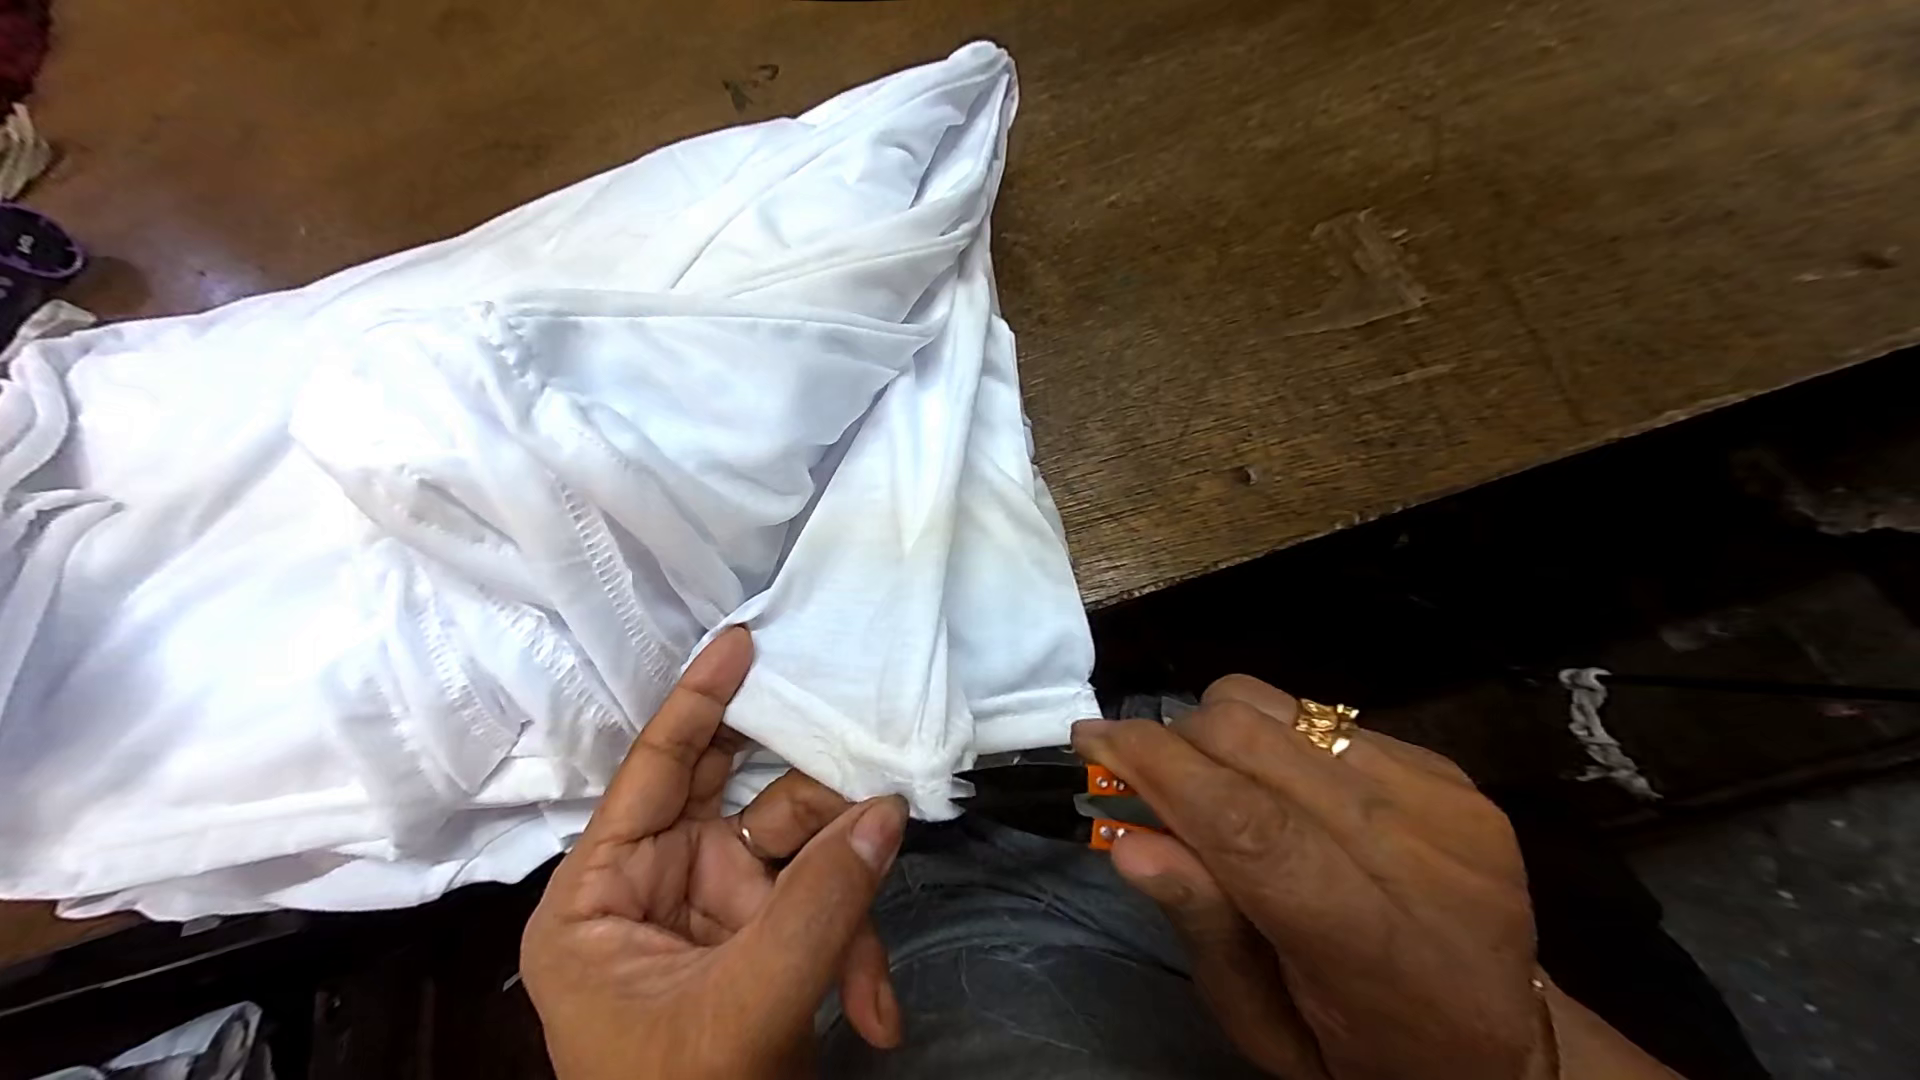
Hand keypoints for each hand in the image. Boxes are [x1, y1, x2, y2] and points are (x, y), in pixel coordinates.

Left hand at [521, 628, 909, 1079]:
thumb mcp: (744, 1007)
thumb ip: (819, 904)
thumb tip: (884, 809)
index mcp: (601, 893)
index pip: (655, 767)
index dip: (699, 698)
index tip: (744, 642)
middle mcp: (656, 882)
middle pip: (738, 794)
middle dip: (805, 789)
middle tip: (854, 746)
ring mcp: (714, 905)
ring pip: (796, 849)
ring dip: (844, 889)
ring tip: (870, 956)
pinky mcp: (761, 931)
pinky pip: (818, 901)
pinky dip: (853, 945)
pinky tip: (873, 1006)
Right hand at [1073, 676, 1553, 1079]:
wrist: (1503, 1042)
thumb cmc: (1355, 1049)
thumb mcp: (1260, 1022)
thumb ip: (1199, 923)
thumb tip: (1125, 843)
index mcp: (1379, 950)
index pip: (1249, 826)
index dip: (1158, 767)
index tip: (1090, 739)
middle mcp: (1422, 856)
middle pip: (1252, 740)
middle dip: (1172, 740)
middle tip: (1148, 777)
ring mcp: (1442, 798)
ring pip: (1273, 706)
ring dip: (1215, 730)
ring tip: (1217, 781)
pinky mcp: (1444, 768)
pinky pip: (1312, 711)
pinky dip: (1266, 735)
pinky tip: (1279, 784)